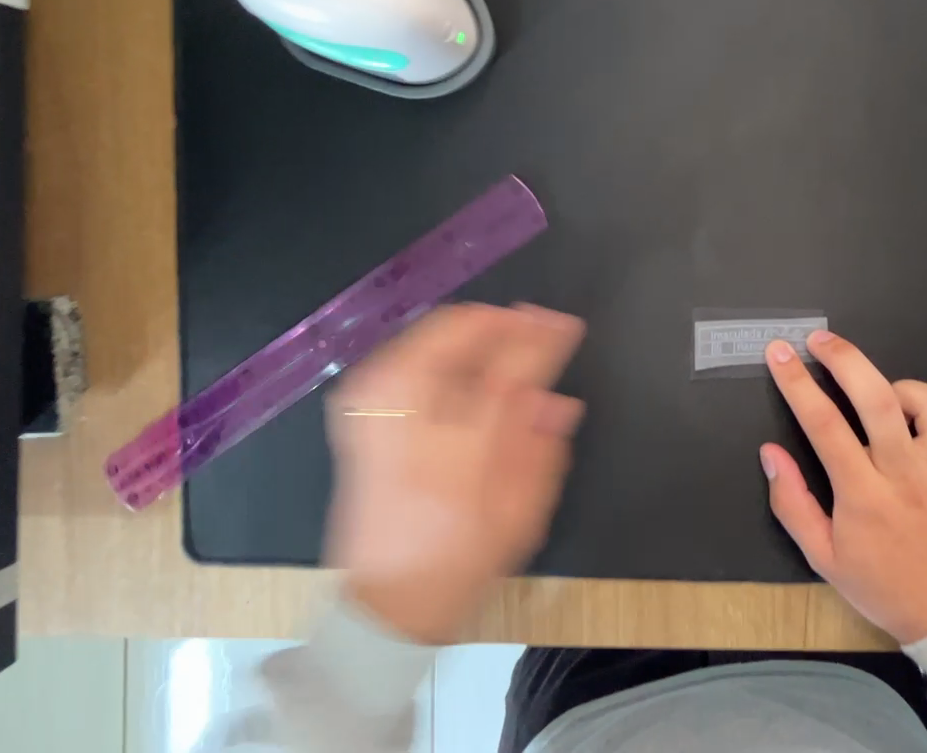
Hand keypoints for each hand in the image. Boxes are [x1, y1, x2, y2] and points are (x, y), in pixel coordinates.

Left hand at [327, 302, 585, 643]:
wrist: (383, 601)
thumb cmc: (460, 561)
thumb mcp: (519, 513)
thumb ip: (541, 446)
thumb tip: (559, 399)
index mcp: (454, 439)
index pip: (509, 362)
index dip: (544, 335)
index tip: (567, 325)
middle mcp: (405, 407)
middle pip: (462, 328)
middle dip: (507, 323)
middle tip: (539, 329)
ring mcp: (373, 400)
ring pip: (434, 332)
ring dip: (478, 334)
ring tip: (509, 349)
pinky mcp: (359, 405)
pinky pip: (411, 350)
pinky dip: (448, 348)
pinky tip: (470, 369)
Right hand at [760, 330, 926, 643]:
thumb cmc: (883, 585)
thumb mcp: (823, 557)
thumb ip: (792, 502)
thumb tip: (769, 452)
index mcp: (864, 497)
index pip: (824, 426)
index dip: (797, 384)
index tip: (780, 353)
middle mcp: (907, 476)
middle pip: (878, 400)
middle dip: (845, 359)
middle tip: (822, 341)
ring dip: (902, 386)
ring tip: (884, 395)